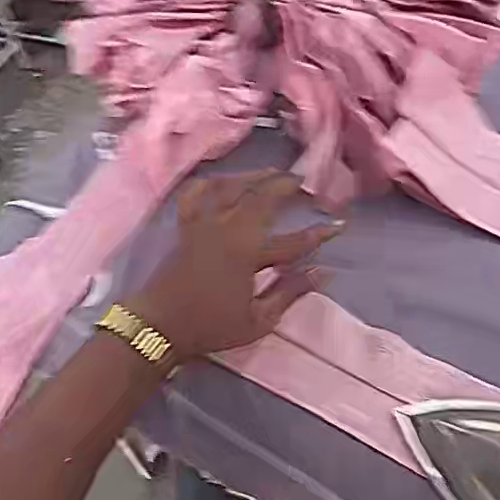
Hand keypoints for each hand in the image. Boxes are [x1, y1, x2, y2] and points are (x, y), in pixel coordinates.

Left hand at [128, 170, 340, 362]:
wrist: (160, 325)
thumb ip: (290, 292)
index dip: (319, 234)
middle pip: (263, 198)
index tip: (339, 225)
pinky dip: (211, 182)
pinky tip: (222, 179)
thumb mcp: (259, 320)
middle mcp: (227, 229)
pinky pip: (196, 193)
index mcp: (249, 254)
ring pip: (231, 187)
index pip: (293, 242)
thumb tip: (323, 273)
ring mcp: (203, 223)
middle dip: (287, 187)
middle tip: (305, 183)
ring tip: (272, 172)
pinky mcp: (184, 225)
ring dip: (254, 176)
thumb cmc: (211, 327)